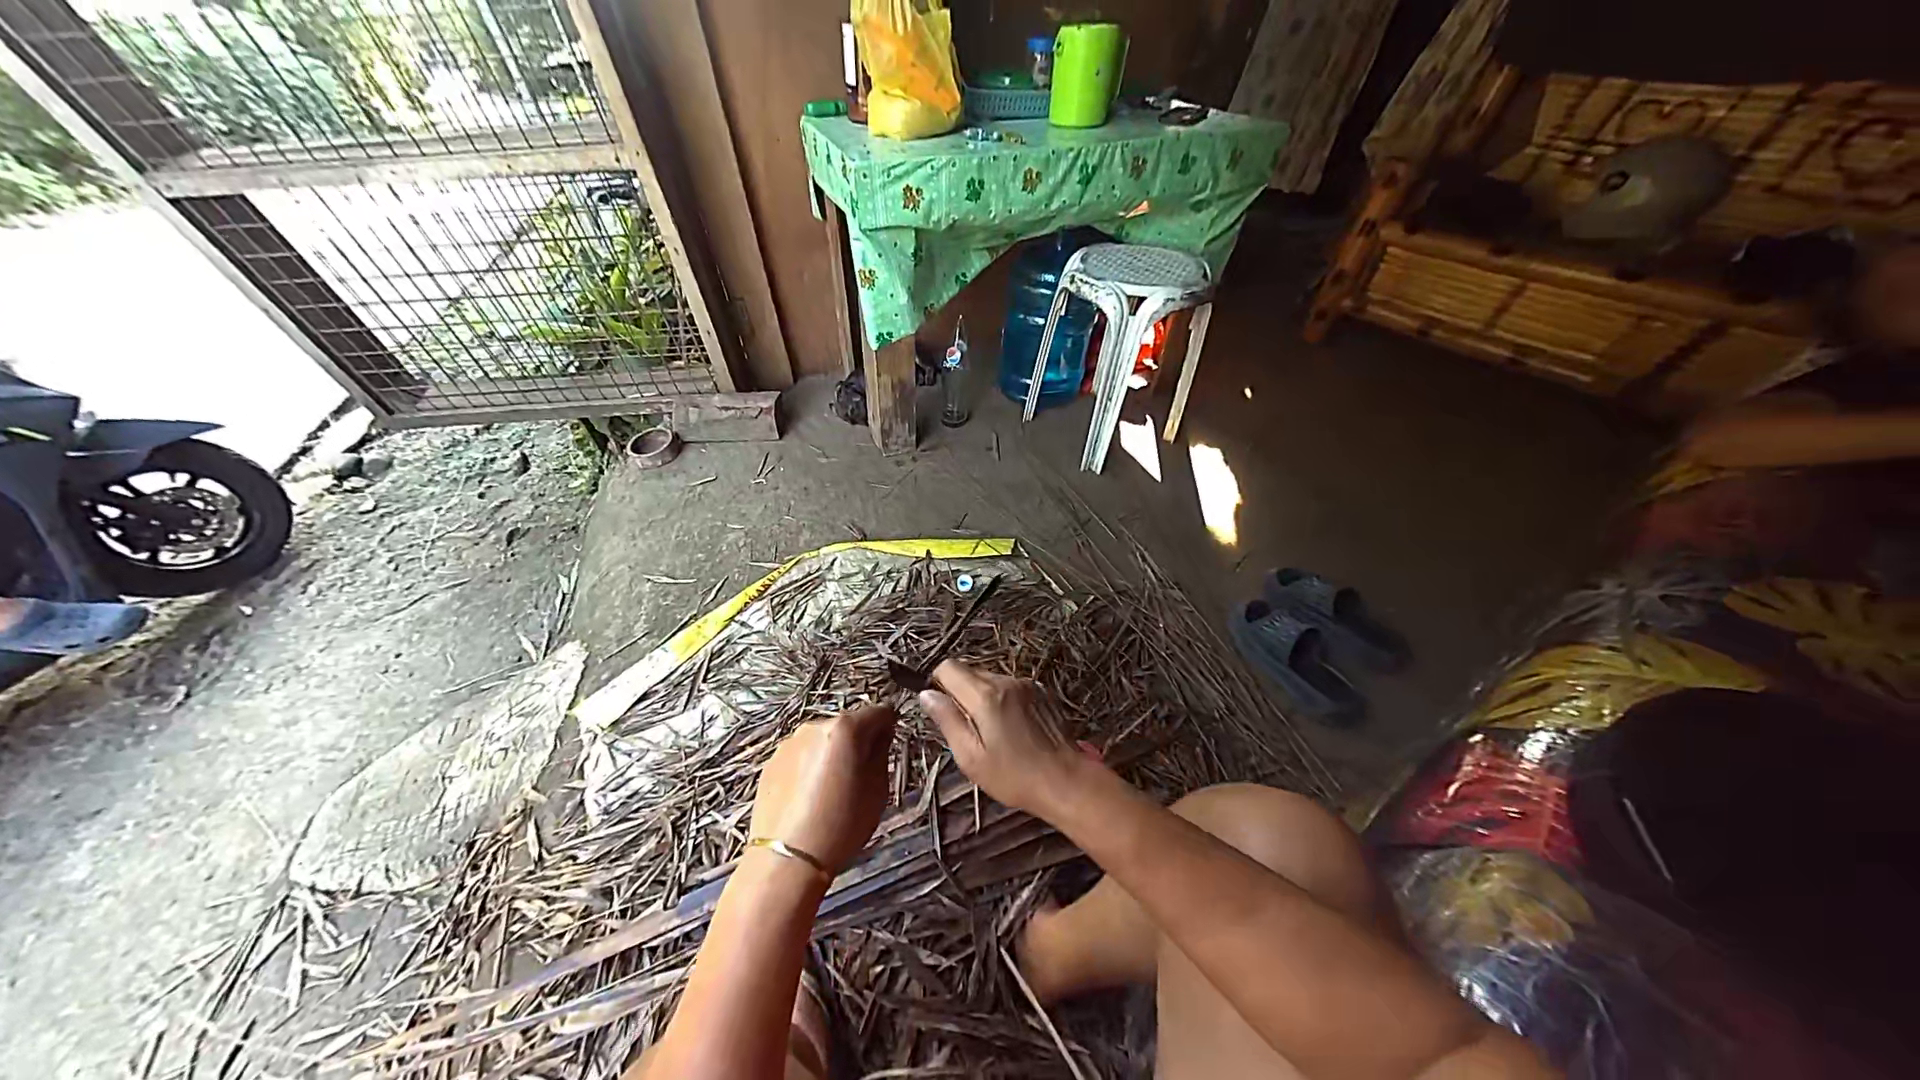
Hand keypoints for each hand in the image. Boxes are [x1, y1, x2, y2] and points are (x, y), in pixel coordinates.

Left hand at [749, 703, 896, 874]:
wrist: (787, 859)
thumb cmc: (838, 827)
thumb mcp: (878, 790)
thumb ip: (882, 753)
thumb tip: (881, 736)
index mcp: (845, 729)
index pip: (878, 712)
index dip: (888, 725)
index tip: (889, 740)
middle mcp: (814, 728)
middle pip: (847, 725)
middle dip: (857, 742)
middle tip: (863, 775)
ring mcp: (789, 745)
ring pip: (822, 741)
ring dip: (832, 755)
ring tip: (835, 791)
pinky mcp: (771, 764)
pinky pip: (800, 757)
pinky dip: (809, 769)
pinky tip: (812, 798)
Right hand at [919, 660, 1092, 816]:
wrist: (1067, 781)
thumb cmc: (1014, 776)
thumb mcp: (970, 756)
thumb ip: (947, 720)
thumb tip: (926, 694)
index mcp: (985, 695)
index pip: (948, 667)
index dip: (938, 683)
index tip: (941, 707)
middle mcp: (1006, 681)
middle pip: (970, 672)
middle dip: (960, 693)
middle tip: (967, 728)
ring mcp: (1027, 685)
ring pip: (990, 679)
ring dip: (982, 697)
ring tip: (991, 732)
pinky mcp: (1041, 692)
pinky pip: (1010, 687)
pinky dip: (1003, 701)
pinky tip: (1011, 728)